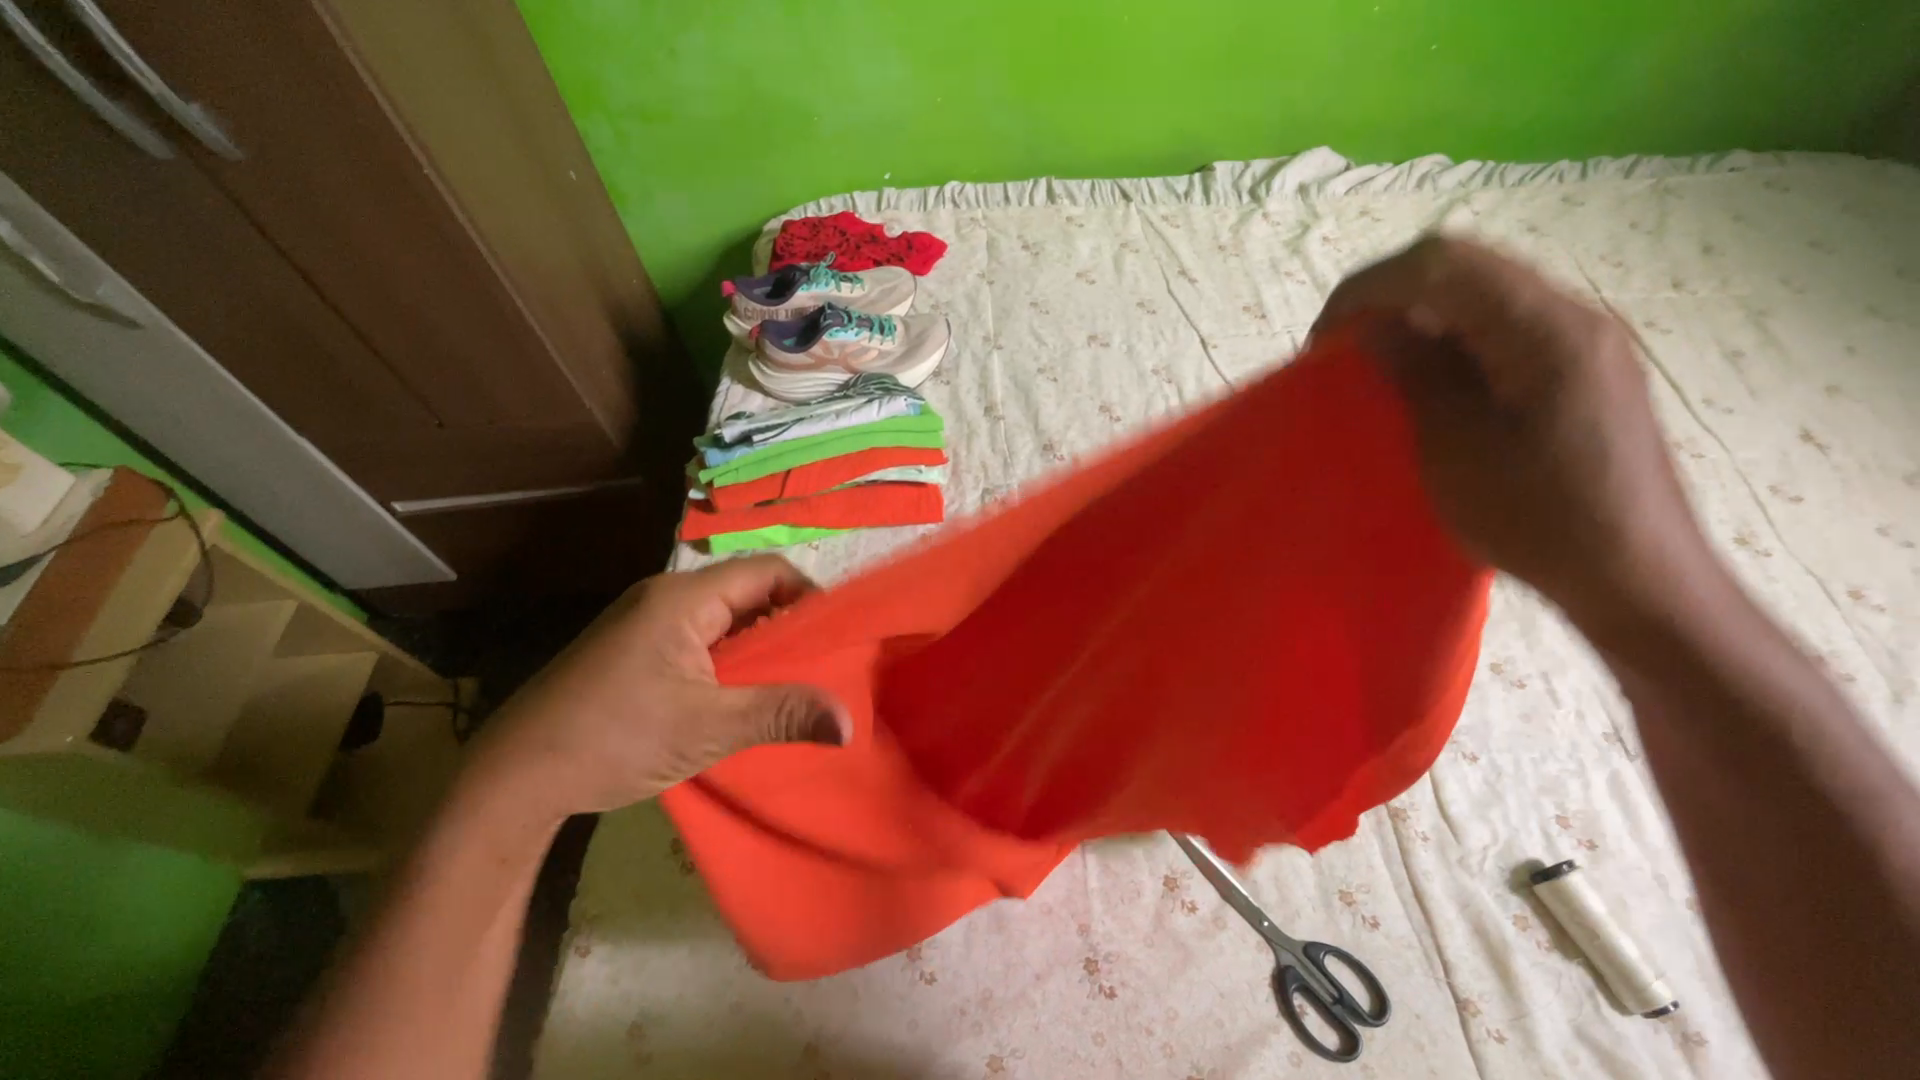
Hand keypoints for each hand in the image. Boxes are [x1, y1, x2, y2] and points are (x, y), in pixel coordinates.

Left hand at [462, 557, 848, 822]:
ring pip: (720, 618)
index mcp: (683, 599)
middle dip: (786, 626)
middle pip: (745, 592)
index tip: (836, 638)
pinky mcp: (630, 650)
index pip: (767, 571)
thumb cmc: (616, 738)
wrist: (515, 775)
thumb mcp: (709, 728)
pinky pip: (695, 639)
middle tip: (819, 668)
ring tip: (786, 686)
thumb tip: (848, 723)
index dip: (809, 597)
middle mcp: (663, 597)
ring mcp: (642, 622)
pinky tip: (737, 698)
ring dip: (756, 647)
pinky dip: (726, 660)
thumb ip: (782, 714)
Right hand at [1311, 234, 1715, 629]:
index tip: (1323, 342)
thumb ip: (1414, 375)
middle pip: (1462, 264)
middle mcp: (1572, 312)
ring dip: (1418, 311)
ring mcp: (1584, 335)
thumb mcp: (1455, 451)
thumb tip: (1371, 328)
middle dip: (1388, 295)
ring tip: (1377, 360)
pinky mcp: (1583, 362)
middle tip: (1343, 346)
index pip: (1439, 266)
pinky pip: (1504, 320)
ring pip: (1482, 287)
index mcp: (1545, 329)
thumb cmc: (1540, 521)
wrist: (1638, 574)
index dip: (1367, 290)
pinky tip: (1428, 376)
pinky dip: (1451, 333)